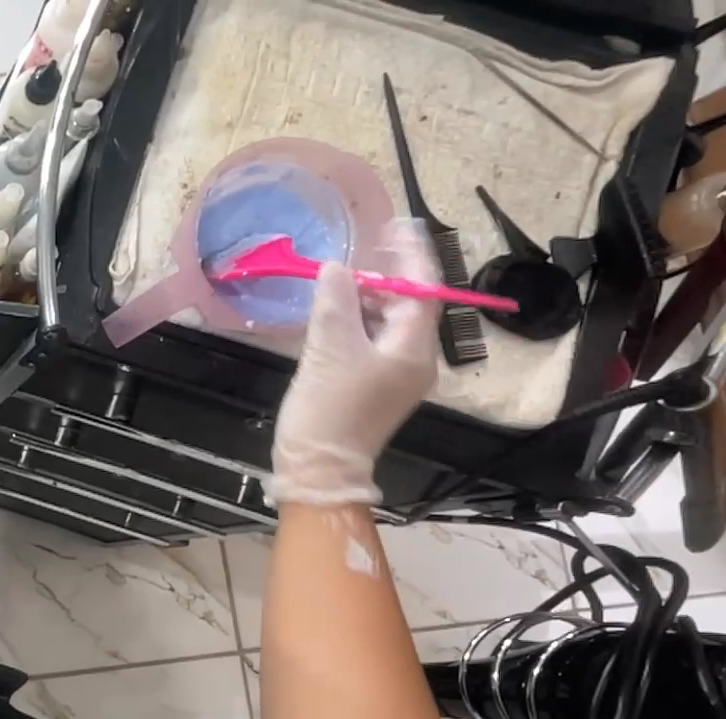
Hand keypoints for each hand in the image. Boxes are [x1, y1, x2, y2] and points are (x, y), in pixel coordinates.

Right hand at [265, 219, 441, 506]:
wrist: (319, 470)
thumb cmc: (328, 411)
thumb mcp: (326, 353)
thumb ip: (333, 305)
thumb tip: (335, 268)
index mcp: (413, 349)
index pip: (421, 289)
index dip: (409, 256)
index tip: (394, 227)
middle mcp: (414, 360)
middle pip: (406, 307)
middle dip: (382, 280)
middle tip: (353, 259)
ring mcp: (396, 378)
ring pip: (387, 327)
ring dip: (366, 304)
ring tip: (337, 288)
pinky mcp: (374, 391)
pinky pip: (373, 347)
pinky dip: (357, 328)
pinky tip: (334, 323)